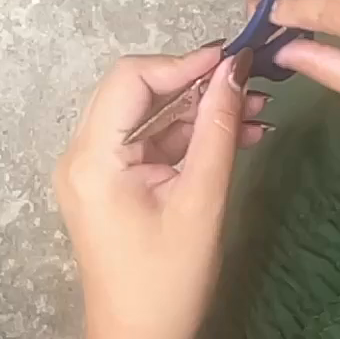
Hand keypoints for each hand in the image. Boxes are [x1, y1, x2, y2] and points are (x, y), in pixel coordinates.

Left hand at [53, 46, 268, 338]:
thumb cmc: (167, 282)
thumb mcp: (201, 200)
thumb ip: (218, 126)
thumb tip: (235, 67)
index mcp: (92, 158)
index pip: (131, 78)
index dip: (183, 61)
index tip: (231, 57)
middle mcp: (84, 153)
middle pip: (139, 89)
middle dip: (197, 81)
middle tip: (246, 79)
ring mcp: (96, 166)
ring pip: (152, 111)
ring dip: (201, 107)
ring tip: (255, 106)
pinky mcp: (113, 178)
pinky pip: (153, 138)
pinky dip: (193, 132)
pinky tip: (238, 130)